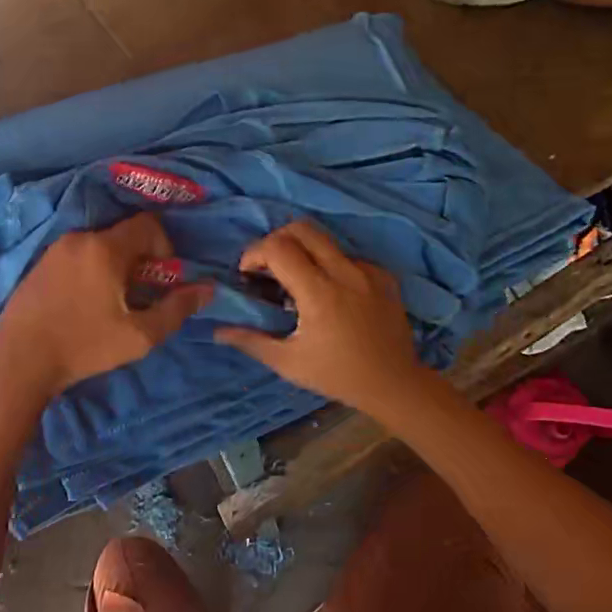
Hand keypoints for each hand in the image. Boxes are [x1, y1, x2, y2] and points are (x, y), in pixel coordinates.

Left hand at [0, 213, 211, 398]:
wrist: (18, 362)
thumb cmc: (84, 347)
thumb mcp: (140, 336)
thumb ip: (176, 309)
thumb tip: (206, 289)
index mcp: (105, 248)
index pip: (148, 224)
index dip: (166, 247)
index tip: (164, 279)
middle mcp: (79, 239)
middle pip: (123, 235)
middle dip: (142, 260)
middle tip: (143, 296)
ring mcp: (54, 251)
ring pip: (100, 247)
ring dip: (117, 268)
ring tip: (115, 305)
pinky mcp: (39, 266)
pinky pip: (78, 257)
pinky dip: (93, 272)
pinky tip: (87, 306)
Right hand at [214, 220, 430, 412]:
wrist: (393, 383)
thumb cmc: (336, 375)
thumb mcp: (289, 363)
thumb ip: (251, 341)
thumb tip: (218, 331)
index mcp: (319, 293)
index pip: (278, 247)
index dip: (255, 254)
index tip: (248, 275)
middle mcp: (345, 272)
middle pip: (302, 228)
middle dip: (276, 241)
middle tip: (268, 269)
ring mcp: (368, 271)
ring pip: (326, 240)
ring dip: (303, 252)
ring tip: (297, 284)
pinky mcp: (384, 276)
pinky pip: (348, 257)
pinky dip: (329, 266)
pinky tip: (329, 295)